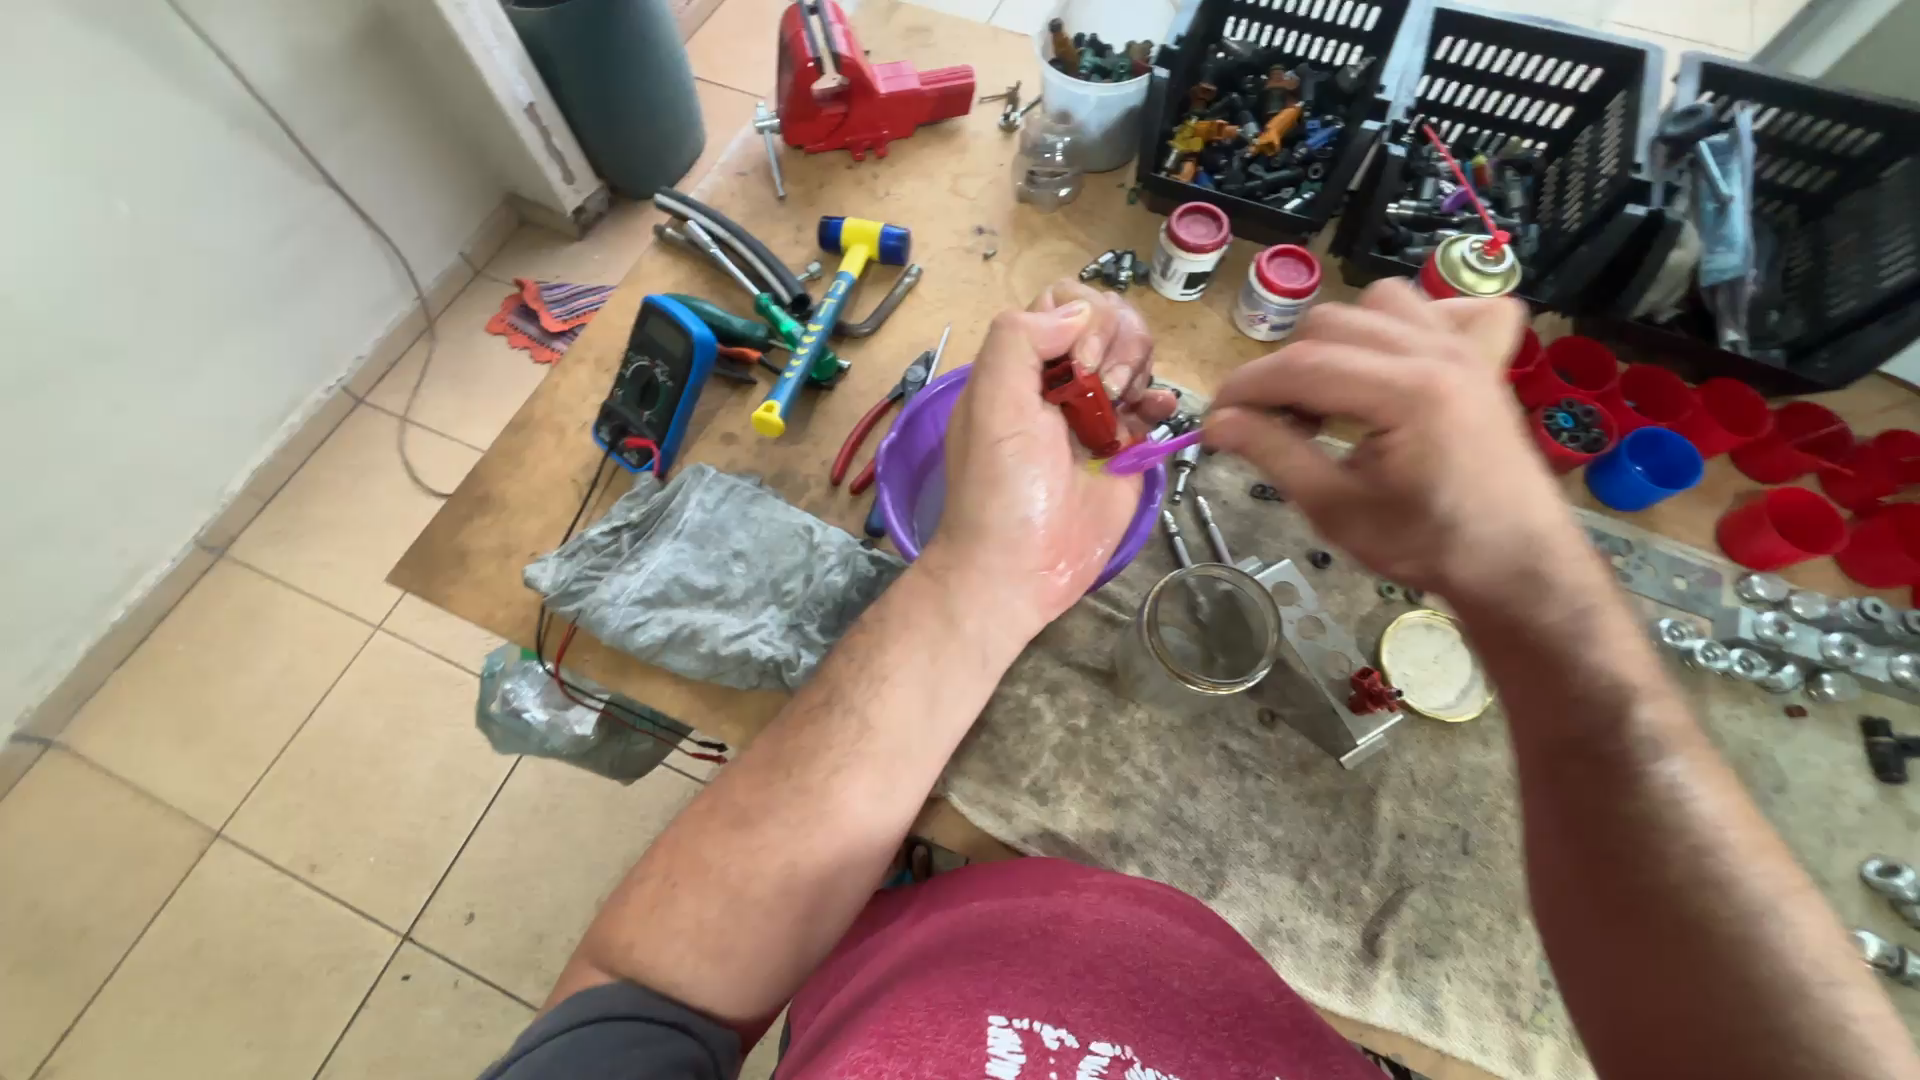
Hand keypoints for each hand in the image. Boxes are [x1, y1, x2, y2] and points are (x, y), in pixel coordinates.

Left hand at [919, 284, 1176, 631]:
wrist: (1017, 570)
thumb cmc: (1000, 489)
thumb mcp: (992, 405)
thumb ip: (1020, 341)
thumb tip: (1077, 314)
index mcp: (1021, 368)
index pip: (1062, 304)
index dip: (1082, 319)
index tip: (1079, 363)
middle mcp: (1058, 385)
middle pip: (1108, 323)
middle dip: (1116, 344)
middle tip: (1100, 393)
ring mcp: (1094, 416)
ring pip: (1133, 357)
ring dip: (1139, 367)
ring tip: (1120, 408)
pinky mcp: (1124, 451)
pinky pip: (1151, 406)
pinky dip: (1160, 399)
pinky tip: (1154, 412)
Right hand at [1204, 279, 1584, 604]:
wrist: (1514, 562)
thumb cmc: (1423, 543)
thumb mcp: (1334, 508)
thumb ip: (1273, 454)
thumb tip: (1216, 422)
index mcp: (1405, 393)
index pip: (1301, 366)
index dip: (1245, 388)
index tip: (1214, 418)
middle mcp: (1438, 352)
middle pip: (1329, 325)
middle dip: (1286, 369)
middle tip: (1276, 424)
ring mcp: (1466, 347)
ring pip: (1377, 303)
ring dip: (1338, 340)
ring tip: (1330, 394)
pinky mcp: (1484, 355)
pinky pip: (1440, 307)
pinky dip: (1405, 324)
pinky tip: (1393, 364)